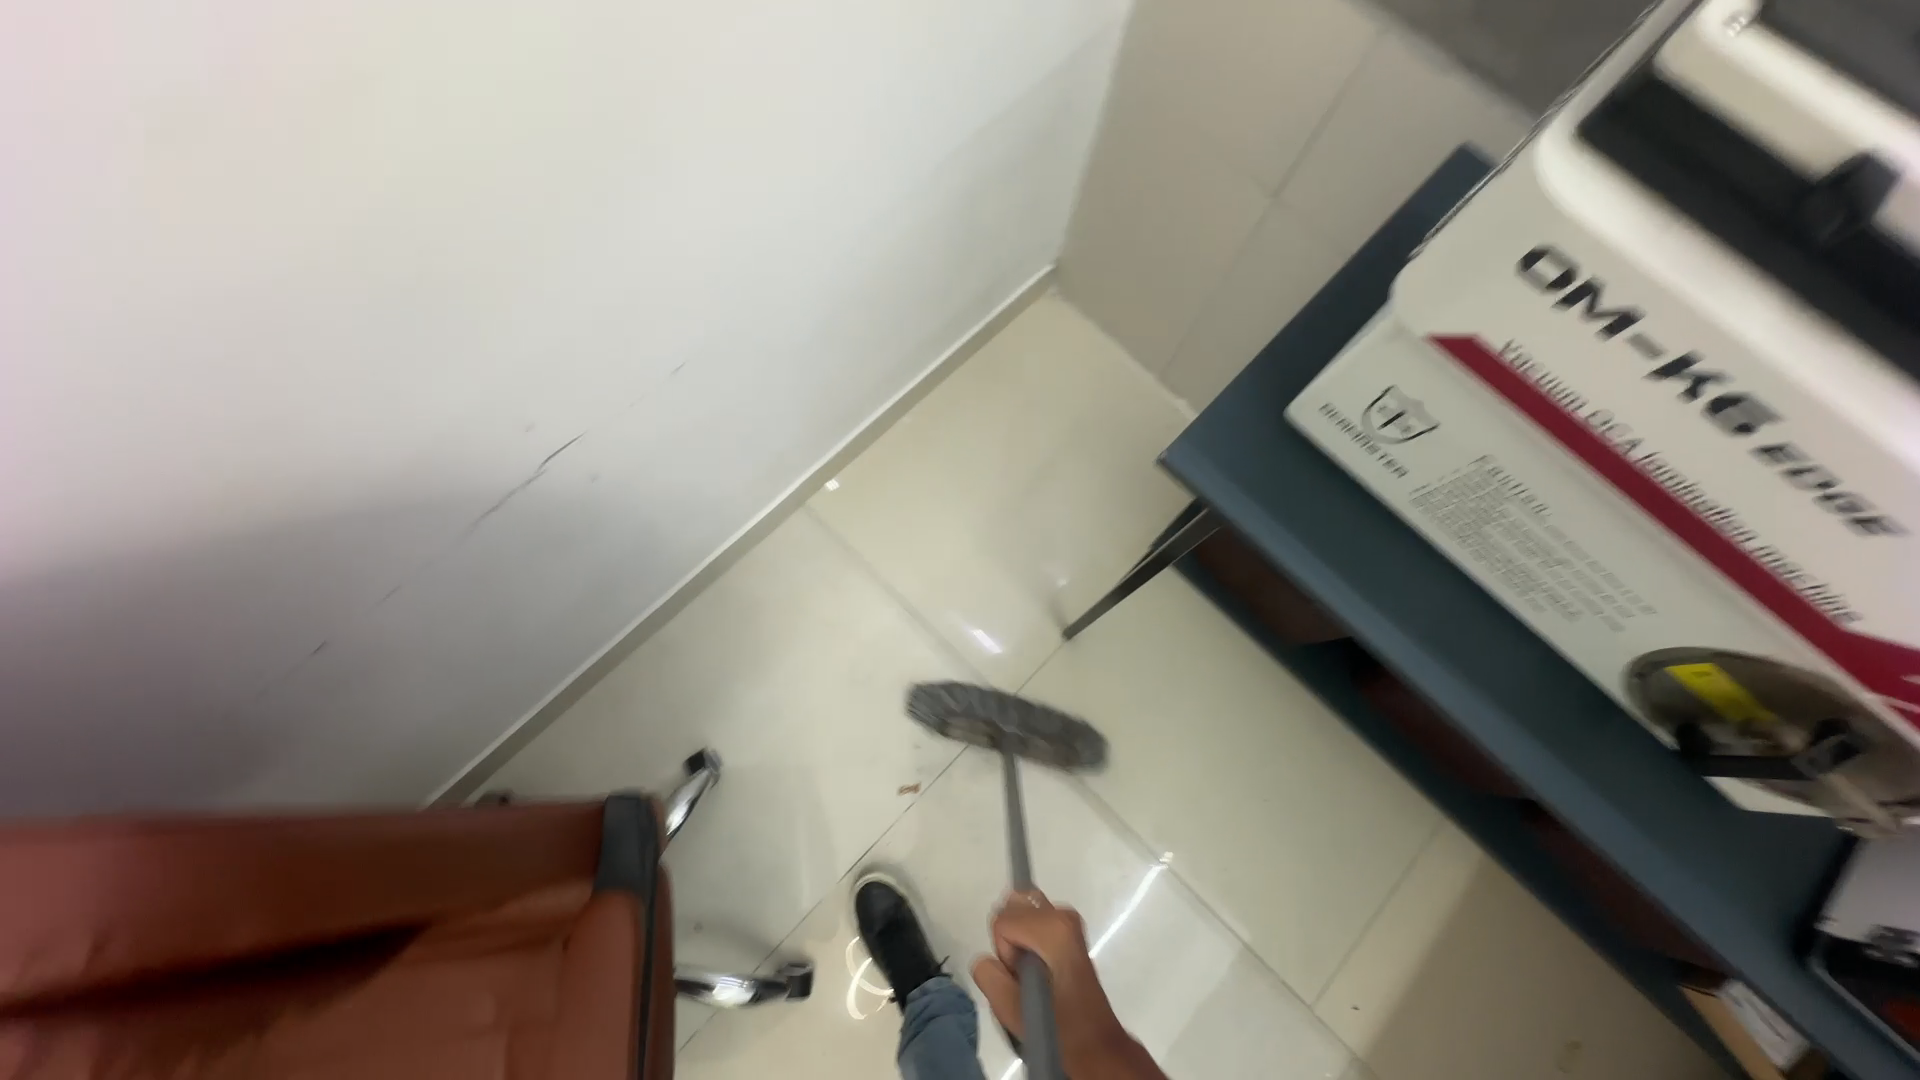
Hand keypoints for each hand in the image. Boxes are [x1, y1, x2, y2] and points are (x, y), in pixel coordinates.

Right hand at [970, 891, 1163, 1079]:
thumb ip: (989, 976)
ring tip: (1034, 975)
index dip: (1005, 954)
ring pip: (1020, 913)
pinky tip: (1040, 968)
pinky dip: (1028, 939)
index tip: (1021, 978)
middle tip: (1026, 976)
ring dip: (1018, 942)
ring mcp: (1068, 919)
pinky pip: (1031, 919)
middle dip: (1010, 942)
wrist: (1095, 1043)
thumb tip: (988, 958)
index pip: (1002, 922)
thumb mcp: (1012, 1011)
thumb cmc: (1057, 1029)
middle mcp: (1063, 915)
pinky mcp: (1068, 927)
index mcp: (1054, 930)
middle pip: (1011, 911)